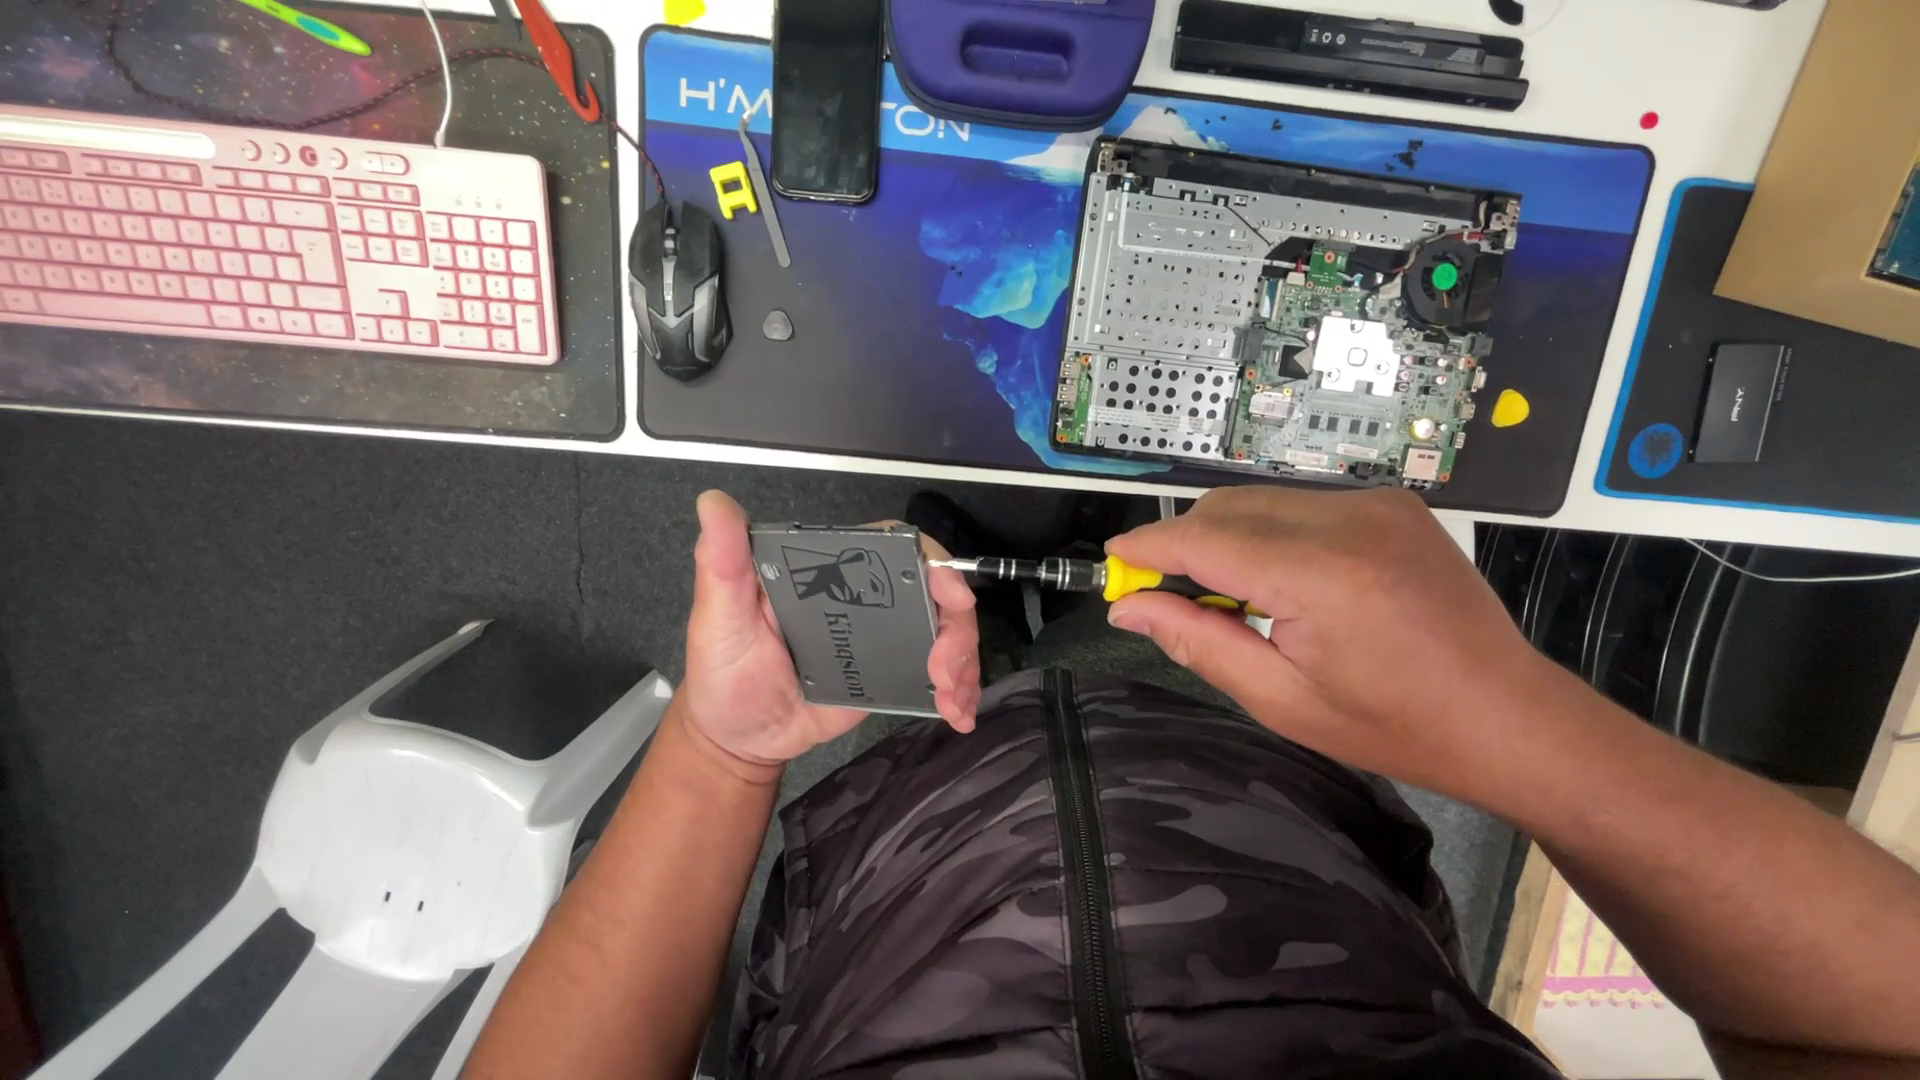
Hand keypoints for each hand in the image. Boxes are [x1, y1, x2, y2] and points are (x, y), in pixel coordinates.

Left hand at [672, 491, 980, 780]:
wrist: (739, 739)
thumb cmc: (724, 672)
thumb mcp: (717, 617)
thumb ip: (721, 564)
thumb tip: (714, 503)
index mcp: (830, 572)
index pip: (893, 546)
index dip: (931, 561)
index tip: (949, 592)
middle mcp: (865, 597)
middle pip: (933, 589)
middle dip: (956, 625)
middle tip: (946, 666)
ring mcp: (885, 637)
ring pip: (945, 630)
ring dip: (964, 660)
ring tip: (952, 696)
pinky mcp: (893, 675)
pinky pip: (938, 673)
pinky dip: (958, 690)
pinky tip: (958, 712)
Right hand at [1105, 487, 1565, 798]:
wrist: (1509, 716)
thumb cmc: (1394, 725)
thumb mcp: (1281, 699)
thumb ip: (1197, 642)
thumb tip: (1129, 609)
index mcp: (1322, 576)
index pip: (1204, 539)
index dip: (1148, 548)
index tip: (1113, 562)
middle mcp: (1349, 520)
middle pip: (1225, 509)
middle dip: (1182, 544)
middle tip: (1166, 597)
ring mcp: (1376, 504)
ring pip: (1257, 501)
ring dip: (1223, 538)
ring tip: (1231, 598)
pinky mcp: (1391, 503)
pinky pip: (1297, 504)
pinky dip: (1265, 532)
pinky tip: (1277, 580)